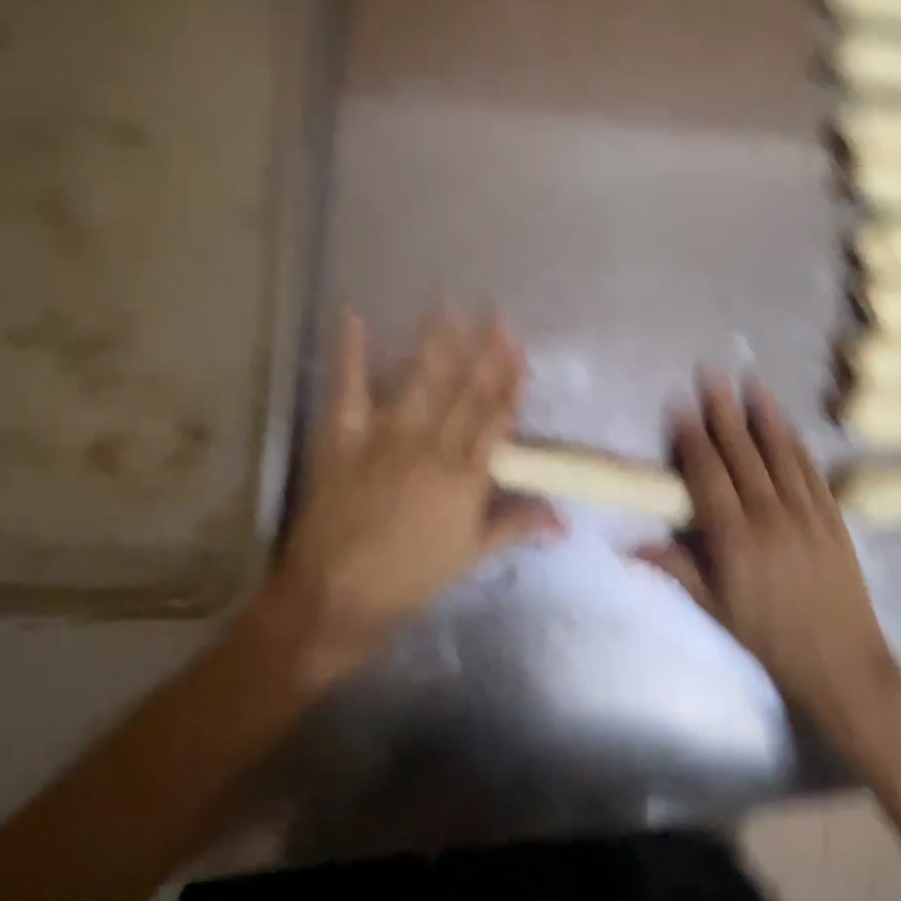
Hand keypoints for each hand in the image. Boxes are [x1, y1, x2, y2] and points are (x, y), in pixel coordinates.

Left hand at [254, 308, 560, 684]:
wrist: (336, 594)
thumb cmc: (411, 579)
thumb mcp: (471, 556)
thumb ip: (515, 526)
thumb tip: (563, 516)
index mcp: (465, 476)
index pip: (495, 419)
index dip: (509, 381)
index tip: (518, 348)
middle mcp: (431, 447)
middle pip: (464, 392)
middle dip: (482, 351)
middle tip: (494, 313)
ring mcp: (385, 438)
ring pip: (418, 381)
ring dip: (435, 343)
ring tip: (448, 306)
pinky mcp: (343, 438)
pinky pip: (348, 388)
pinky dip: (350, 352)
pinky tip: (354, 316)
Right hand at [636, 375, 900, 720]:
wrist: (839, 659)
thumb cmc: (768, 637)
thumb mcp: (715, 608)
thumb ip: (676, 569)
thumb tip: (629, 548)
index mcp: (735, 540)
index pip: (708, 476)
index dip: (691, 438)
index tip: (679, 405)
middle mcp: (770, 517)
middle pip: (743, 454)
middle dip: (723, 411)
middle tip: (710, 374)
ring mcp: (807, 513)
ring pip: (780, 454)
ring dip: (763, 416)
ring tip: (749, 382)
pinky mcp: (834, 517)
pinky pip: (811, 471)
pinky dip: (796, 444)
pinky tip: (786, 425)